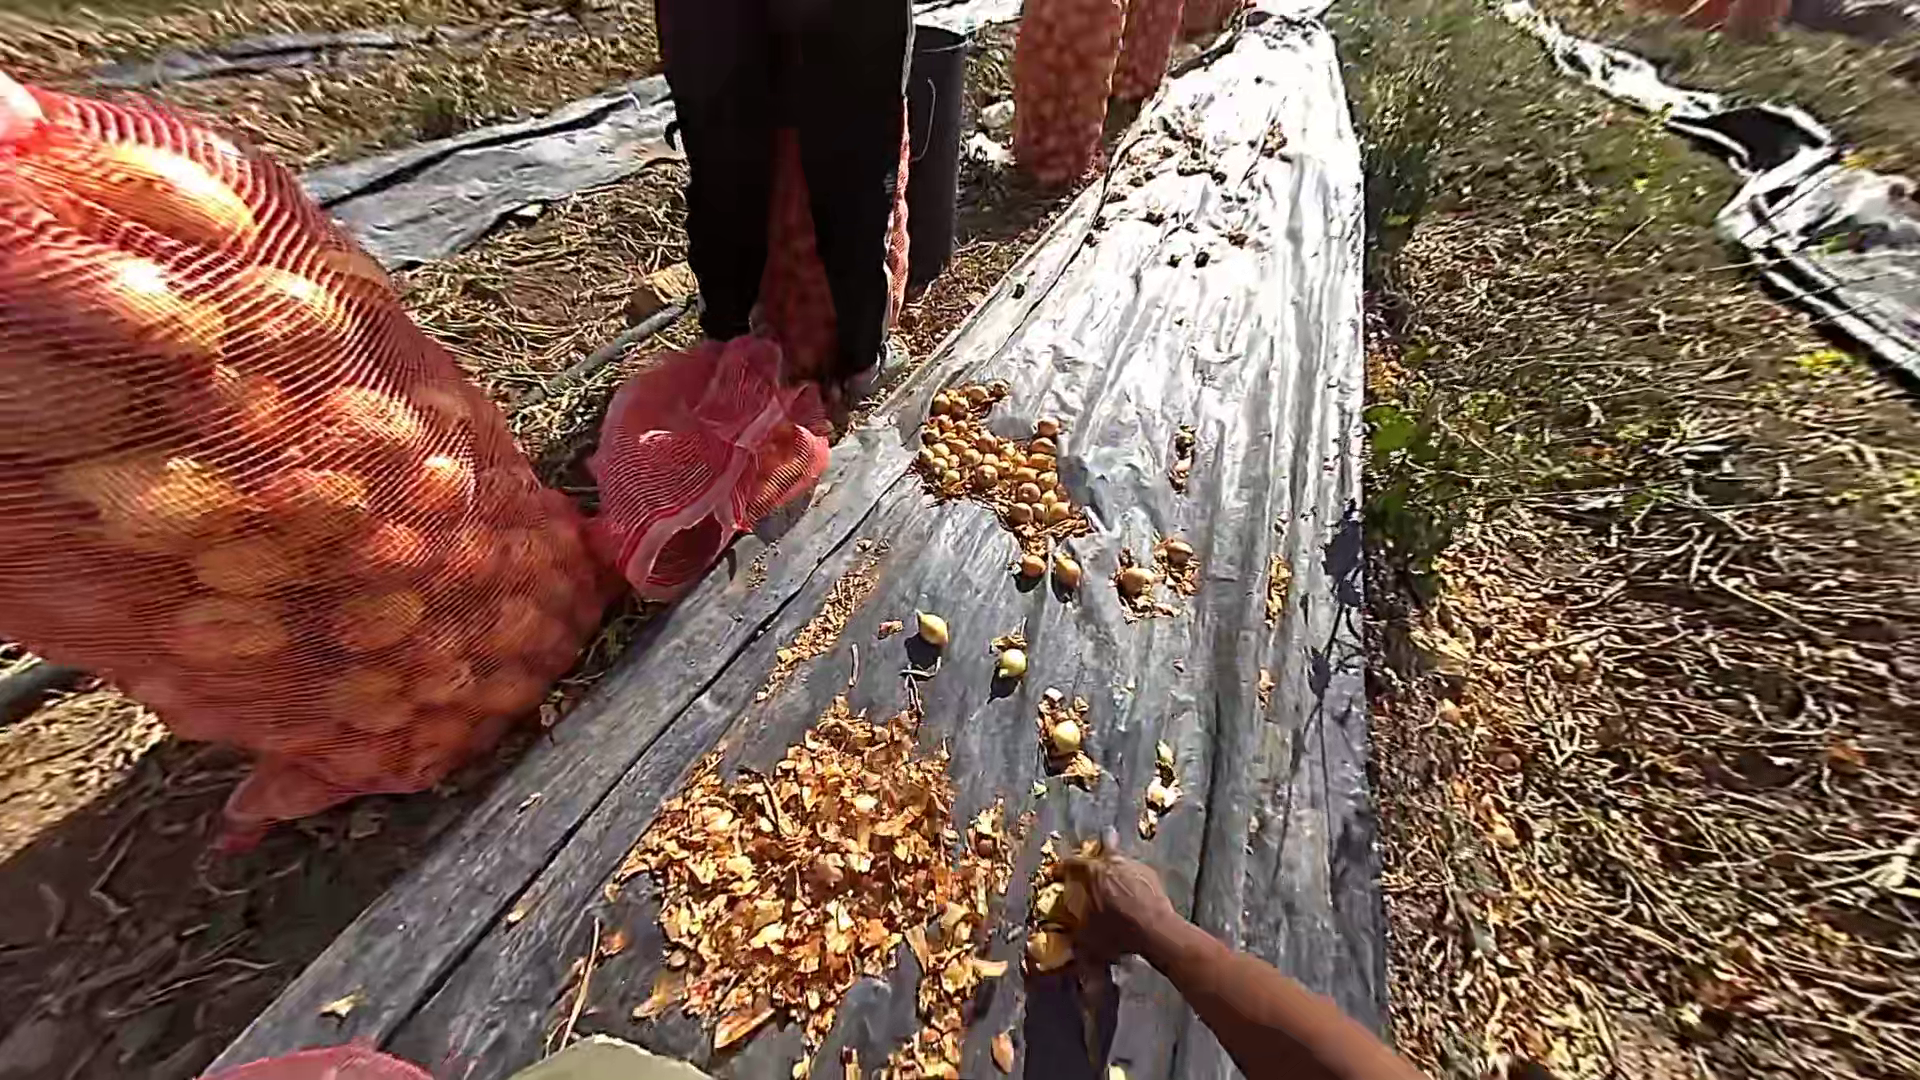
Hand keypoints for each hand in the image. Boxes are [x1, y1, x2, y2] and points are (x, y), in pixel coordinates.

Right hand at [1060, 840, 1181, 962]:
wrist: (1156, 930)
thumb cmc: (1119, 930)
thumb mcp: (1091, 936)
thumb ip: (1078, 932)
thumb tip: (1071, 942)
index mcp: (1092, 872)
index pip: (1072, 862)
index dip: (1064, 868)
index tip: (1061, 873)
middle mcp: (1111, 861)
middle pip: (1102, 843)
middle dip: (1098, 850)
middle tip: (1095, 866)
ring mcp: (1132, 864)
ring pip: (1120, 858)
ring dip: (1116, 867)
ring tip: (1117, 884)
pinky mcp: (1150, 873)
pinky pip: (1136, 871)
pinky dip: (1133, 879)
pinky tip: (1135, 894)